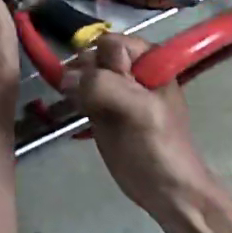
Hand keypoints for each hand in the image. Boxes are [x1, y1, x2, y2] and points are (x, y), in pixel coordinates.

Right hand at [60, 34, 222, 213]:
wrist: (165, 189)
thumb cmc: (158, 146)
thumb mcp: (137, 110)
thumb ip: (103, 86)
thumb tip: (66, 78)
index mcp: (148, 59)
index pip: (109, 43)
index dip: (103, 64)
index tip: (112, 90)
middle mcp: (130, 68)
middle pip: (92, 56)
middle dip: (85, 75)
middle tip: (93, 102)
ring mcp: (114, 88)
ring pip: (82, 73)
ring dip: (76, 87)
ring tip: (85, 109)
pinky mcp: (101, 108)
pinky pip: (79, 91)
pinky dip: (73, 98)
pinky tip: (78, 112)